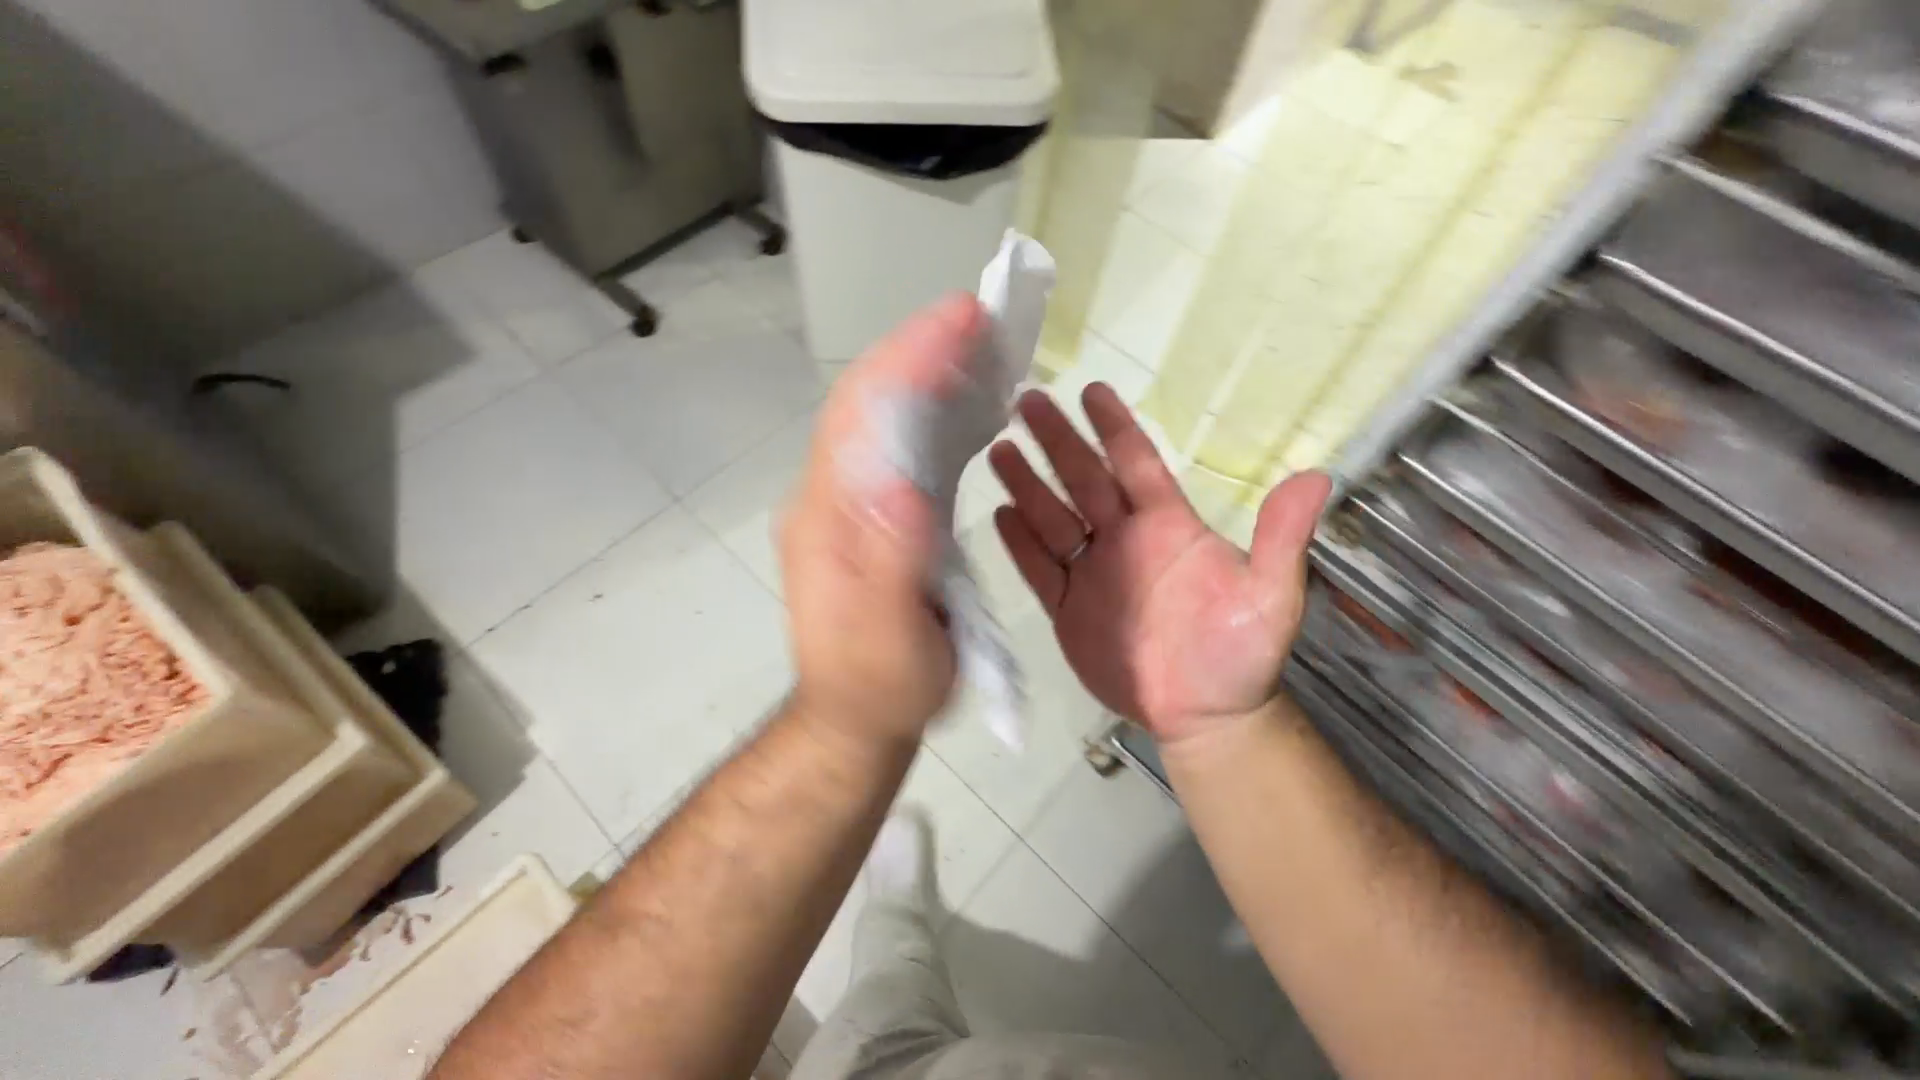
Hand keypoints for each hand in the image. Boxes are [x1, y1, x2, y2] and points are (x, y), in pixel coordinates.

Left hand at [780, 295, 984, 743]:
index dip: (906, 361)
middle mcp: (831, 498)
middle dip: (917, 352)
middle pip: (868, 405)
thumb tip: (903, 483)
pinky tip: (965, 403)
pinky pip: (901, 450)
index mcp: (828, 517)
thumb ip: (890, 560)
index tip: (957, 318)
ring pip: (884, 421)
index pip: (861, 417)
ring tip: (977, 343)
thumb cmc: (879, 683)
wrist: (854, 718)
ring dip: (925, 376)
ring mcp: (850, 506)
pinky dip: (932, 416)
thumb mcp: (887, 634)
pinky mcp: (874, 519)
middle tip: (977, 314)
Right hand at [990, 386, 1329, 743]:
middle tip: (1027, 402)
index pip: (1135, 464)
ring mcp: (1093, 574)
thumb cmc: (1240, 652)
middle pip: (1083, 480)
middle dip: (1056, 441)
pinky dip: (1019, 544)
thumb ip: (1281, 537)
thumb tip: (1319, 476)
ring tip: (999, 449)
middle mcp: (1124, 540)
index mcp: (1168, 526)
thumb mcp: (1271, 595)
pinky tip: (999, 514)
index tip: (1089, 390)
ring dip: (1027, 484)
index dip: (1113, 427)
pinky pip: (1039, 570)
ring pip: (1052, 519)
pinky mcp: (1069, 610)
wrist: (1205, 714)